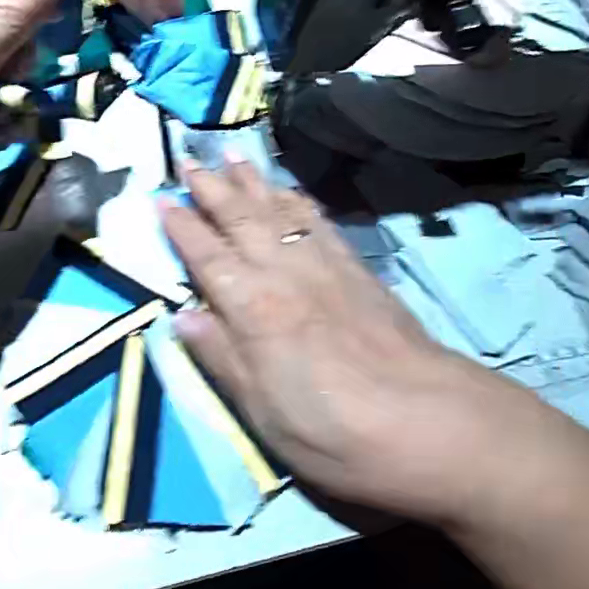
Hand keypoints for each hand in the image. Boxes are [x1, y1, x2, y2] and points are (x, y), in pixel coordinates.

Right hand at [160, 159, 563, 525]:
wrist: (427, 418)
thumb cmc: (336, 433)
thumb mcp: (264, 414)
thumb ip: (223, 358)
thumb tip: (181, 315)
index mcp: (256, 310)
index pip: (209, 258)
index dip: (182, 229)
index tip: (161, 199)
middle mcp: (289, 274)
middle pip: (244, 222)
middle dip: (214, 190)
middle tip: (190, 161)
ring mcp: (328, 268)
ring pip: (283, 213)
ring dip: (256, 183)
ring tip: (235, 155)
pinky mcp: (360, 271)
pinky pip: (322, 224)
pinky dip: (301, 202)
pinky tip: (293, 193)